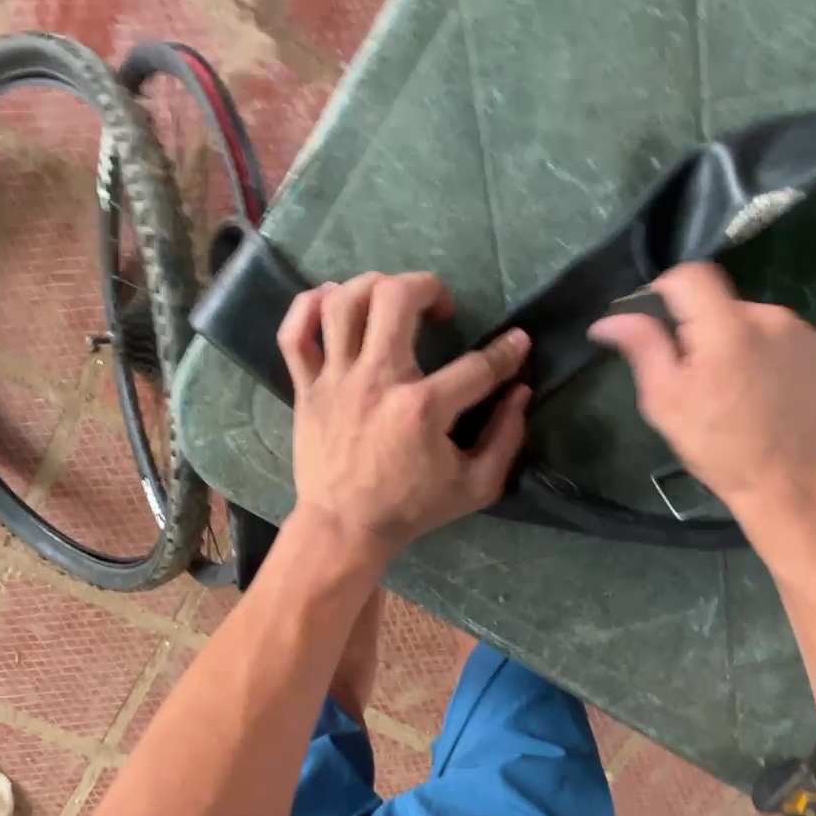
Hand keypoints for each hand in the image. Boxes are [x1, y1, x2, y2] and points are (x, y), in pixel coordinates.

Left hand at [280, 271, 531, 560]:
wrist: (344, 528)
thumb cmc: (411, 509)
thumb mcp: (475, 486)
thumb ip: (505, 438)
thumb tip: (521, 393)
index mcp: (422, 409)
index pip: (478, 365)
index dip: (507, 351)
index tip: (517, 344)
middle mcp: (376, 381)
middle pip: (396, 298)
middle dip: (428, 287)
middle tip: (439, 308)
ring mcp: (335, 381)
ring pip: (343, 302)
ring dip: (373, 286)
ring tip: (390, 302)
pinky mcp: (306, 388)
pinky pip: (295, 332)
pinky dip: (309, 306)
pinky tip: (333, 303)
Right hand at [589, 263, 815, 518]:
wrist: (788, 482)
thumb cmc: (717, 446)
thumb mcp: (665, 401)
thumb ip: (642, 347)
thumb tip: (608, 318)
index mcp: (726, 328)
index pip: (689, 275)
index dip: (664, 291)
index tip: (657, 325)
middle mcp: (768, 316)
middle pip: (717, 300)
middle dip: (698, 327)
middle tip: (692, 374)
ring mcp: (799, 330)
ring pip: (746, 317)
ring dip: (729, 338)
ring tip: (727, 385)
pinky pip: (775, 333)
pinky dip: (759, 350)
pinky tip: (756, 386)